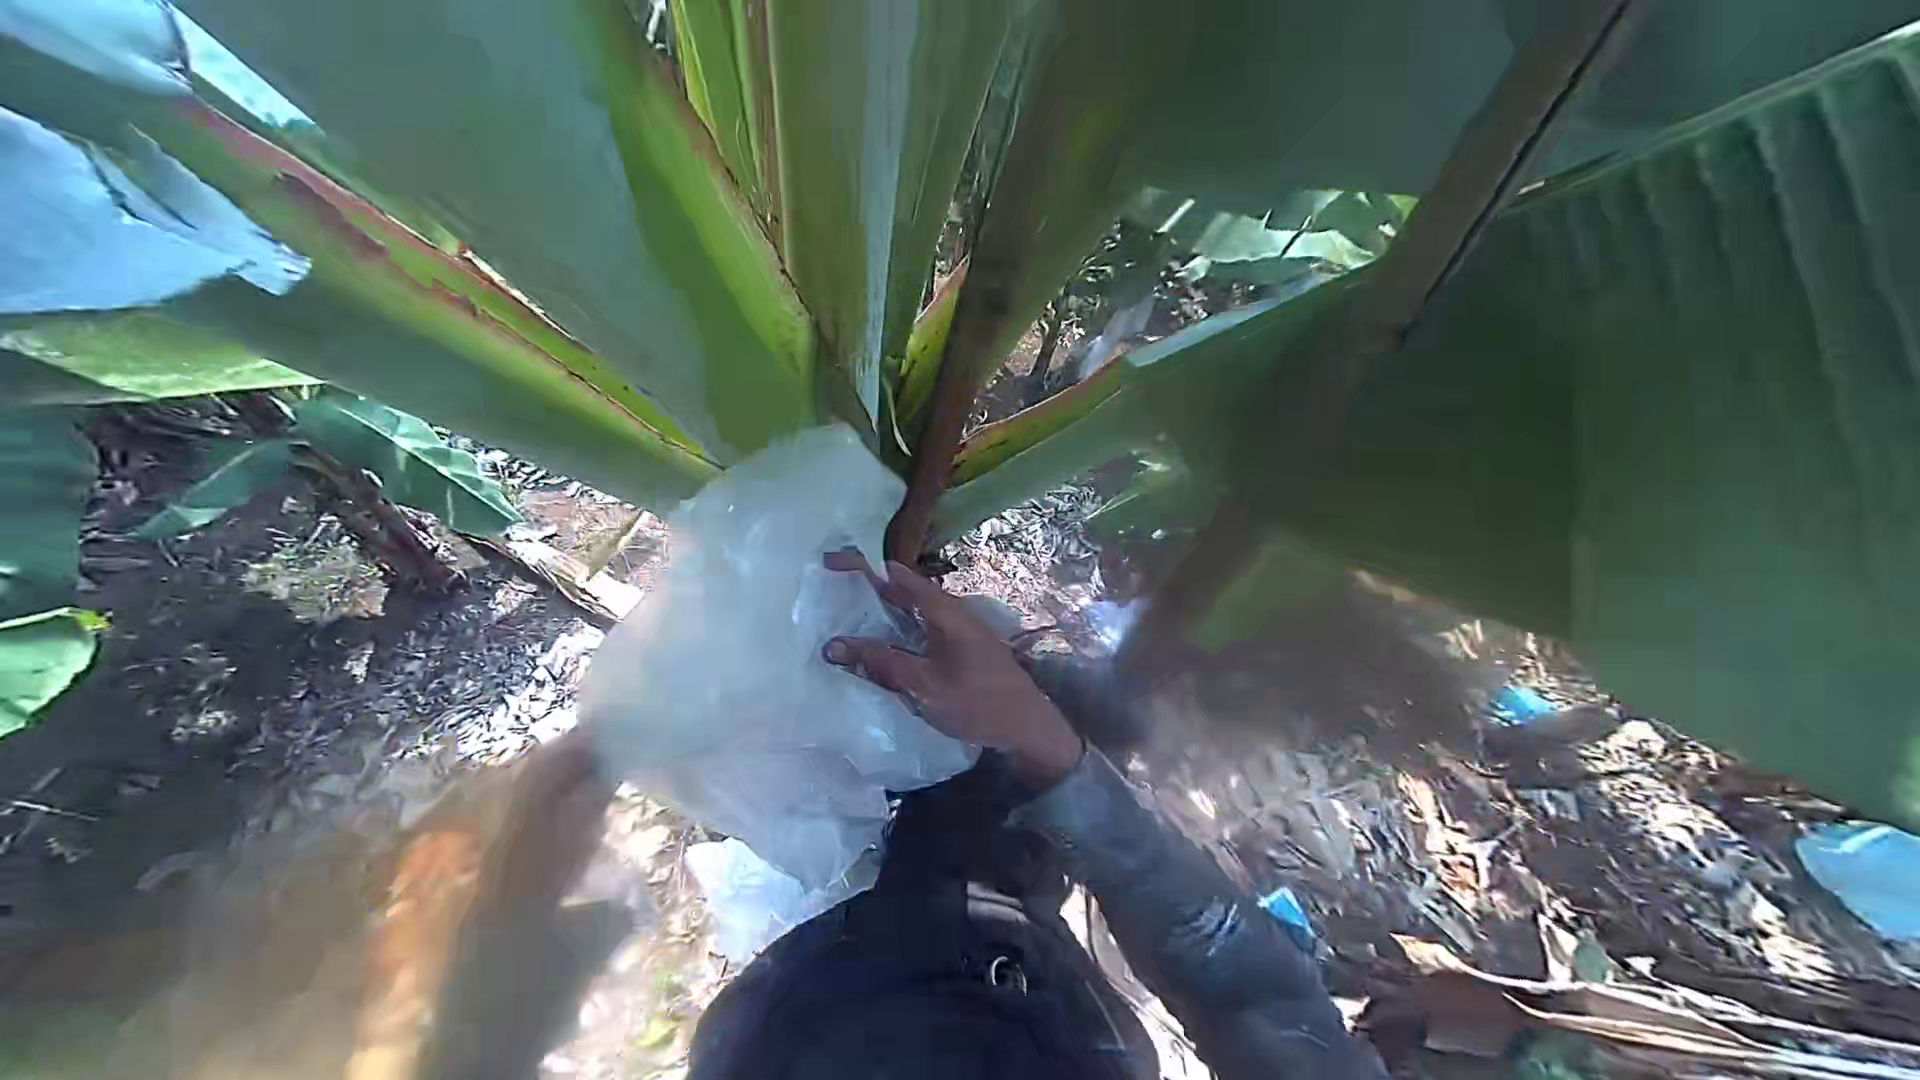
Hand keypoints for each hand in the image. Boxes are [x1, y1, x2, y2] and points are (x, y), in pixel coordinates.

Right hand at [821, 551, 1083, 787]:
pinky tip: (884, 644)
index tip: (830, 563)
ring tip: (848, 617)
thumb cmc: (978, 702)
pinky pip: (922, 625)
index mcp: (943, 610)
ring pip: (913, 608)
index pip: (895, 575)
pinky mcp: (962, 645)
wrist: (1027, 725)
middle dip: (867, 587)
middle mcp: (951, 610)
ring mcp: (959, 627)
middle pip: (903, 589)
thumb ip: (880, 662)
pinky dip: (898, 627)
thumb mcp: (924, 685)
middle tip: (831, 593)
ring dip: (883, 609)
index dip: (863, 565)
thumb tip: (833, 645)